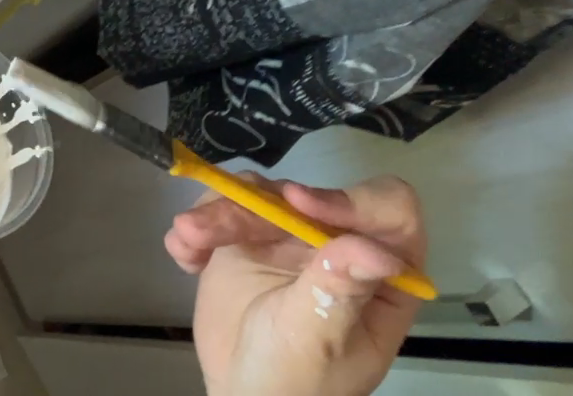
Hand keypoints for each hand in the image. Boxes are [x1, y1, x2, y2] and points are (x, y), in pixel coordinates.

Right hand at [164, 174, 426, 395]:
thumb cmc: (293, 384)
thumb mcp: (318, 341)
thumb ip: (339, 291)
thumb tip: (379, 251)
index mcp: (378, 275)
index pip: (387, 213)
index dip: (350, 199)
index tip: (298, 203)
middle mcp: (333, 245)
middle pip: (298, 196)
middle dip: (246, 207)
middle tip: (201, 229)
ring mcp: (284, 238)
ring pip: (252, 195)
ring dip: (211, 214)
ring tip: (186, 243)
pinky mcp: (241, 237)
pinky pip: (216, 206)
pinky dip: (194, 229)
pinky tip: (184, 256)